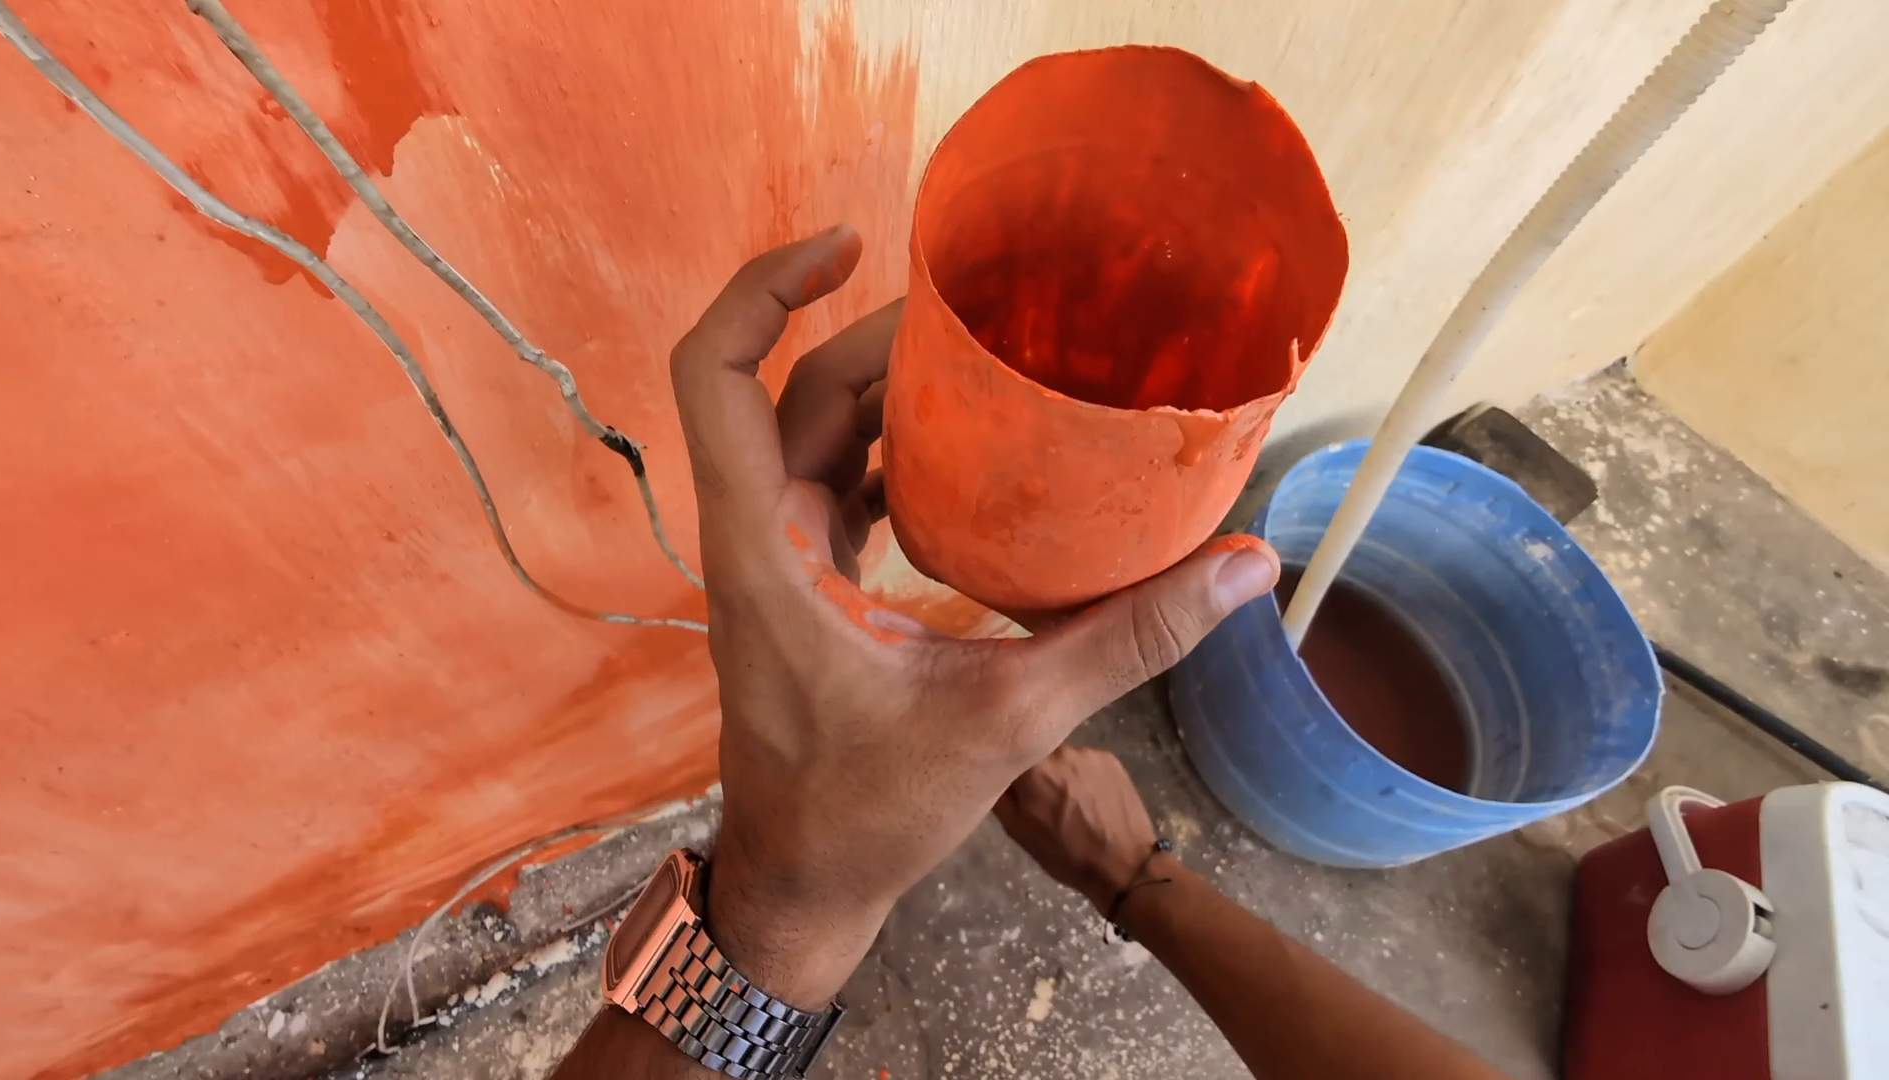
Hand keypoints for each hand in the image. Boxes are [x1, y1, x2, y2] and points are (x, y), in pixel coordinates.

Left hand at [671, 225, 1281, 1008]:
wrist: (805, 876)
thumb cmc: (873, 809)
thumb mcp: (1009, 720)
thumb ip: (1126, 640)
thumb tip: (1244, 570)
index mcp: (767, 546)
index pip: (716, 375)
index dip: (763, 288)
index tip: (847, 245)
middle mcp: (756, 534)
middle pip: (793, 390)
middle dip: (877, 338)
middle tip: (981, 315)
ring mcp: (776, 556)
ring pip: (813, 432)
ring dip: (885, 389)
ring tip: (982, 364)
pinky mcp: (801, 579)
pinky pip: (834, 480)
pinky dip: (887, 447)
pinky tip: (959, 452)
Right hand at [995, 745, 1162, 914]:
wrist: (1125, 866)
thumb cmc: (1065, 854)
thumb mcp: (1017, 831)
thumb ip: (998, 794)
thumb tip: (991, 769)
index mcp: (1032, 768)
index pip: (1009, 753)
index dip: (1008, 769)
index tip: (1014, 787)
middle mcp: (1059, 750)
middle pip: (1036, 754)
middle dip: (1037, 773)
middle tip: (1043, 801)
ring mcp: (1087, 752)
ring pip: (1062, 757)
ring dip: (1061, 774)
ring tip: (1071, 803)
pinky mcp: (1110, 758)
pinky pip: (1086, 761)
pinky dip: (1084, 776)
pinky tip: (1092, 800)